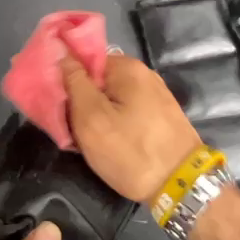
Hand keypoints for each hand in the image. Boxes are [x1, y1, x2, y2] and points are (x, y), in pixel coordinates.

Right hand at [60, 53, 204, 202]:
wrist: (182, 187)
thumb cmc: (130, 152)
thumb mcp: (91, 118)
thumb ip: (74, 82)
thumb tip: (61, 52)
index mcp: (127, 67)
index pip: (84, 61)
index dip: (66, 81)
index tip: (58, 105)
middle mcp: (144, 75)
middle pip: (99, 81)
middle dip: (82, 102)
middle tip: (71, 129)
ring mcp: (156, 97)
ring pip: (112, 100)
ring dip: (97, 117)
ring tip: (88, 141)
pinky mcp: (162, 118)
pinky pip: (128, 113)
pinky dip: (115, 126)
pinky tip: (110, 146)